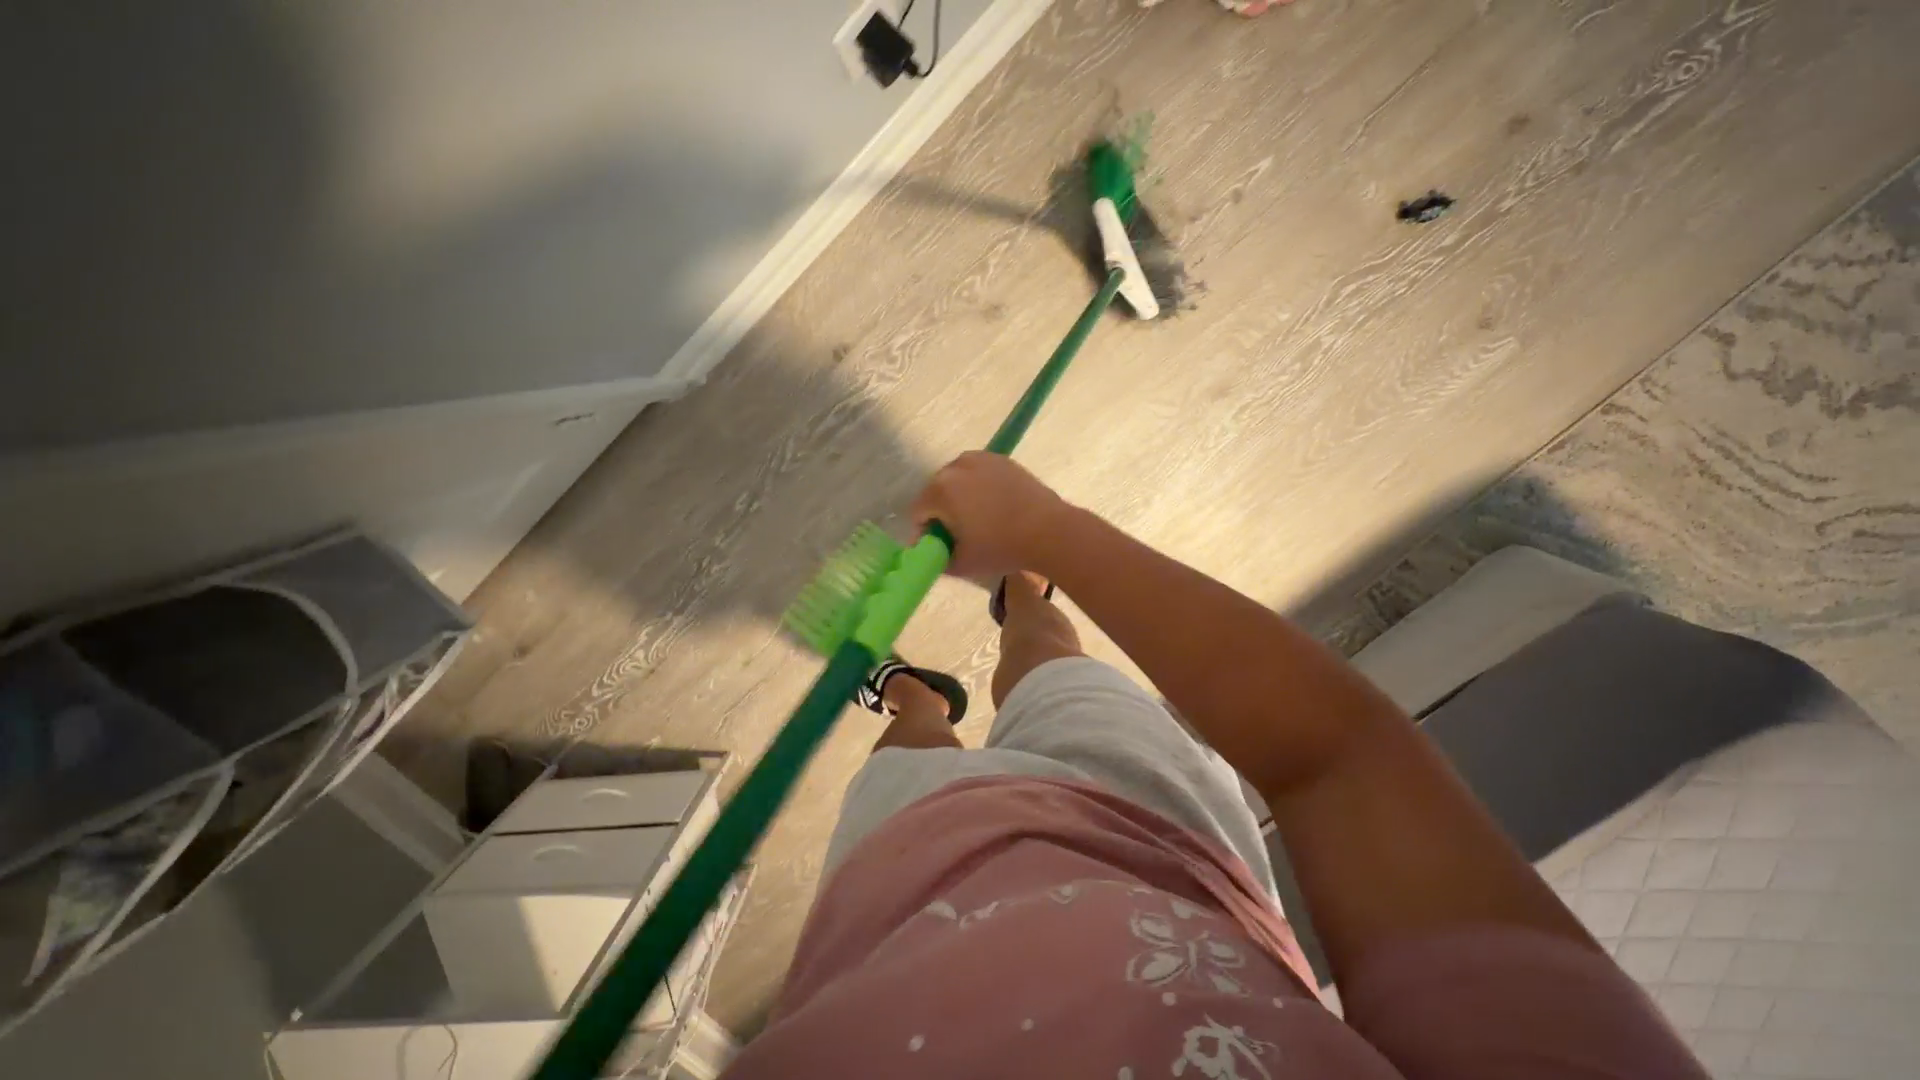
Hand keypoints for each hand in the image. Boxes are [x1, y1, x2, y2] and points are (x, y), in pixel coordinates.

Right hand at [909, 452, 1072, 581]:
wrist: (1049, 530)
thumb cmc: (1001, 547)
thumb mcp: (963, 564)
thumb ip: (940, 561)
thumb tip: (935, 556)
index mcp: (940, 490)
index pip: (918, 511)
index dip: (924, 532)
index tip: (937, 547)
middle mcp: (956, 467)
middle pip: (936, 491)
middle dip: (941, 512)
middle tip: (957, 534)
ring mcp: (981, 459)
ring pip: (958, 480)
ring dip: (959, 497)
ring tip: (976, 519)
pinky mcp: (1003, 460)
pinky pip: (980, 474)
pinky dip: (980, 487)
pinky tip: (994, 506)